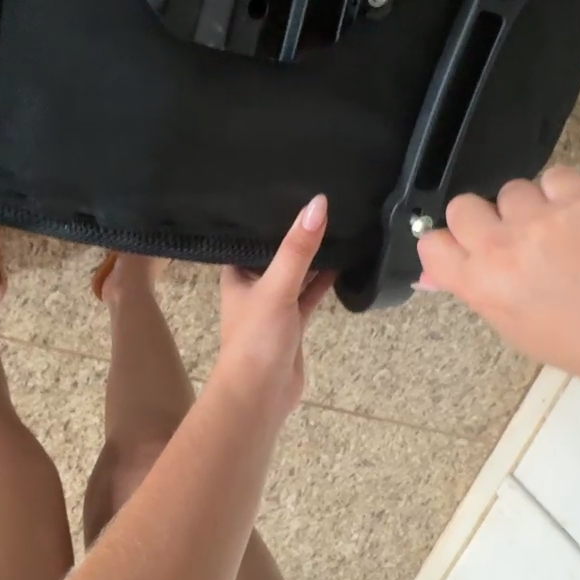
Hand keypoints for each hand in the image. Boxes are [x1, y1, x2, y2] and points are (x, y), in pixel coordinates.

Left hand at [213, 195, 335, 420]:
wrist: (261, 394)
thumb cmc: (257, 338)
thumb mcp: (277, 286)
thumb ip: (298, 248)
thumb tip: (318, 203)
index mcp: (236, 273)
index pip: (250, 235)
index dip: (267, 213)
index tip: (288, 185)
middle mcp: (252, 285)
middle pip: (275, 252)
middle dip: (295, 232)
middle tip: (321, 199)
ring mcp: (274, 305)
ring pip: (296, 272)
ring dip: (313, 255)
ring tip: (337, 222)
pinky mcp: (293, 323)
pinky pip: (310, 294)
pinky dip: (324, 280)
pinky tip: (343, 260)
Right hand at [416, 167, 579, 394]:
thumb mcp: (515, 329)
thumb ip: (475, 291)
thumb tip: (436, 272)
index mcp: (481, 287)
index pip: (432, 243)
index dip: (450, 244)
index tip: (469, 251)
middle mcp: (503, 249)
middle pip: (464, 206)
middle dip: (484, 220)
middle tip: (515, 240)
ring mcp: (544, 220)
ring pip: (512, 190)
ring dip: (529, 206)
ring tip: (560, 232)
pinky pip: (555, 176)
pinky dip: (564, 192)